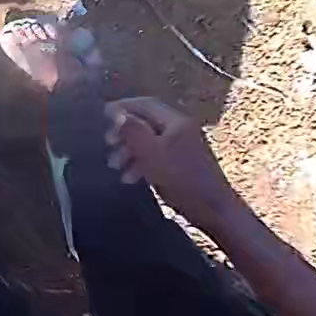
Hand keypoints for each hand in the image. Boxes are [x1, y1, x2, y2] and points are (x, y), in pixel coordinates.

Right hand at [104, 97, 239, 222]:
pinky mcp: (182, 162)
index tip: (101, 116)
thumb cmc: (183, 181)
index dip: (121, 108)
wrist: (214, 211)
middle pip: (145, 121)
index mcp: (176, 121)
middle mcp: (180, 128)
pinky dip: (141, 162)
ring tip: (114, 165)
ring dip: (129, 150)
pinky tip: (129, 177)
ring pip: (149, 140)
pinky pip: (156, 155)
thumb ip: (133, 132)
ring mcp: (183, 145)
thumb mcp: (152, 155)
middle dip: (124, 132)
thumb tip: (117, 113)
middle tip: (106, 143)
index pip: (144, 104)